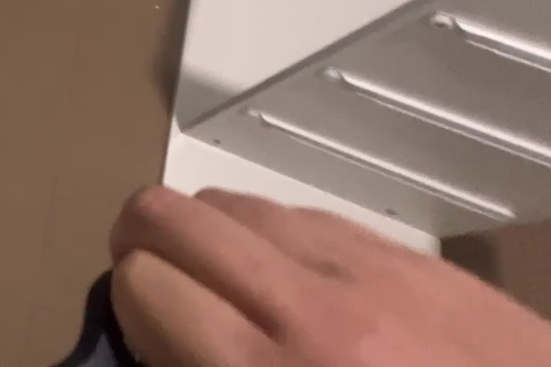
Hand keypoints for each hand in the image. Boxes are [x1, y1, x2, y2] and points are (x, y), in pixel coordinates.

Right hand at [108, 186, 550, 366]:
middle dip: (140, 246)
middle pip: (160, 211)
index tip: (152, 343)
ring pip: (226, 201)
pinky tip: (310, 292)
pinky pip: (302, 214)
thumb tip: (153, 348)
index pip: (140, 282)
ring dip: (210, 241)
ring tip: (236, 290)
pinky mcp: (420, 260)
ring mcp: (373, 271)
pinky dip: (278, 243)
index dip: (130, 310)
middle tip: (160, 293)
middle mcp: (315, 310)